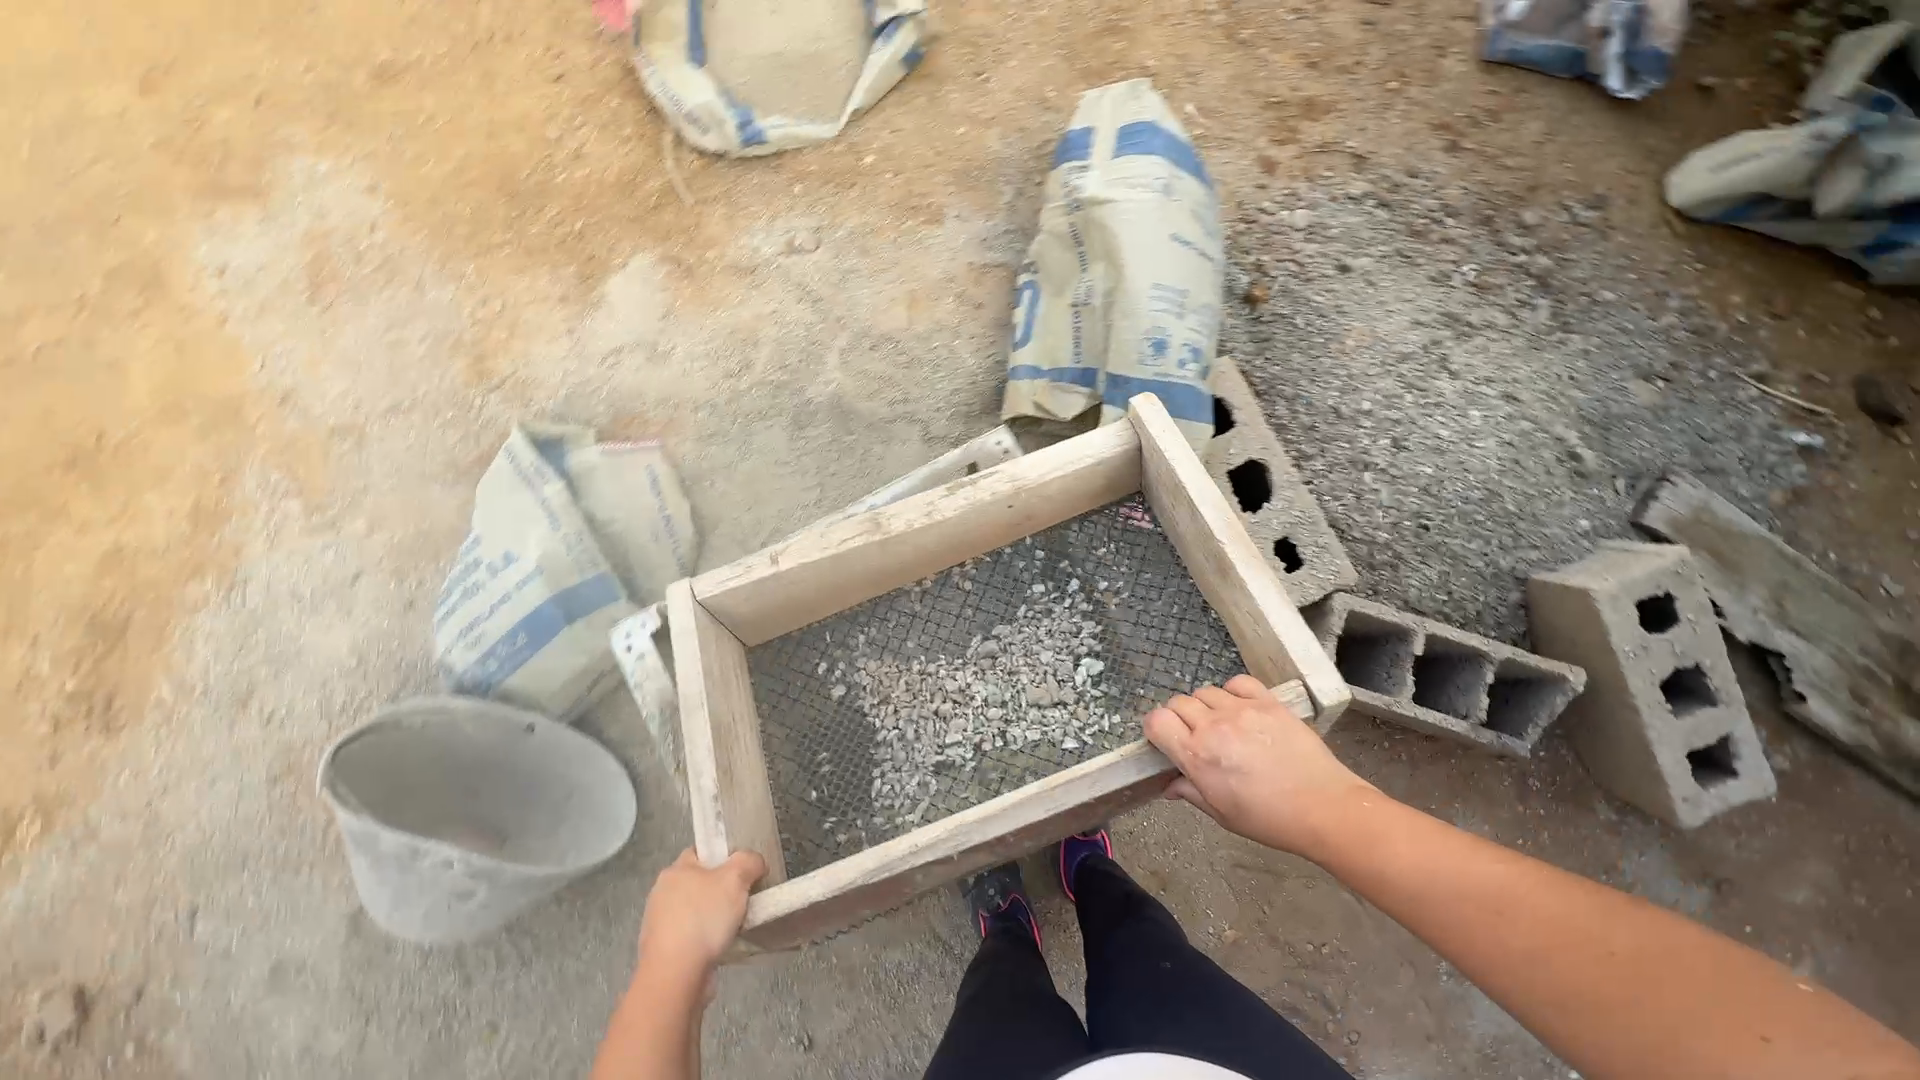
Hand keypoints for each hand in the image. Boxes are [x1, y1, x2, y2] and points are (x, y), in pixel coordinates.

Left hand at [636, 848, 765, 979]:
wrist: (676, 974)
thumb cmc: (704, 918)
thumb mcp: (736, 878)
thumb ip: (749, 861)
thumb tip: (754, 862)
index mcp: (675, 870)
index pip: (700, 852)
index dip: (723, 857)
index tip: (742, 871)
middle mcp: (662, 893)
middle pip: (699, 883)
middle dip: (721, 890)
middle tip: (744, 898)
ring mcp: (660, 923)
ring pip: (696, 911)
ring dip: (714, 917)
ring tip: (736, 925)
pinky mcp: (664, 950)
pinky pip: (691, 936)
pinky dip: (706, 939)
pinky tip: (720, 946)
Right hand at [1144, 675, 1377, 857]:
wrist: (1324, 807)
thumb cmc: (1270, 819)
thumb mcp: (1222, 814)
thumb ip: (1190, 792)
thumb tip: (1169, 785)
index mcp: (1198, 756)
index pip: (1157, 721)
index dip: (1156, 729)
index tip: (1165, 741)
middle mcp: (1214, 726)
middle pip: (1178, 703)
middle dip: (1179, 718)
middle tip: (1194, 737)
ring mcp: (1243, 710)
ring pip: (1206, 692)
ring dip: (1205, 706)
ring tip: (1220, 725)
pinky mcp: (1268, 702)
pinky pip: (1238, 683)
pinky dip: (1232, 692)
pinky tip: (1239, 709)